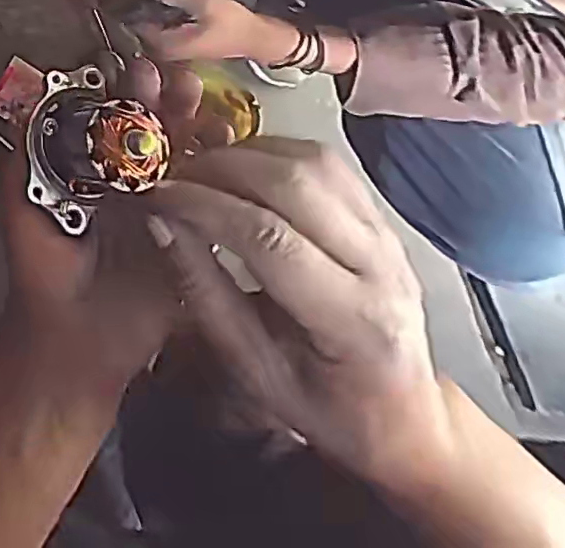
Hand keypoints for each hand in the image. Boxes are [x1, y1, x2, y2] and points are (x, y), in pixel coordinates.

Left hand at [0, 56, 190, 387]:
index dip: (123, 90)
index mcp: (94, 164)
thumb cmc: (43, 267)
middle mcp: (132, 175)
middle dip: (160, 96)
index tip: (131, 70)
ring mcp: (167, 200)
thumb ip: (26, 155)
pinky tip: (224, 139)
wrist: (74, 335)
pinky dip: (222, 164)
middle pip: (153, 125)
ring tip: (194, 96)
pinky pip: (212, 194)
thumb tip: (37, 98)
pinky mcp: (193, 230)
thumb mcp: (22, 204)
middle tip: (164, 78)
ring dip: (192, 119)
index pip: (114, 115)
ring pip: (184, 149)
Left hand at [125, 0, 296, 63]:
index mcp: (161, 44)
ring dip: (143, 4)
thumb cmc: (232, 22)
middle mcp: (159, 50)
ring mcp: (167, 48)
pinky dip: (155, 9)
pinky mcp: (175, 41)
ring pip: (145, 22)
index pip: (127, 21)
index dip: (123, 0)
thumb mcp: (202, 2)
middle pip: (134, 22)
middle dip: (132, 1)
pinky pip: (156, 23)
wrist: (255, 38)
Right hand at [144, 139, 454, 487]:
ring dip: (247, 153)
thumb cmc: (324, 405)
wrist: (405, 412)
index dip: (205, 207)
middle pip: (295, 183)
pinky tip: (241, 168)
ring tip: (202, 171)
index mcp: (354, 321)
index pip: (269, 239)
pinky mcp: (380, 214)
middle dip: (222, 168)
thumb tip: (160, 221)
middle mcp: (381, 265)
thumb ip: (204, 291)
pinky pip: (324, 161)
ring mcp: (387, 233)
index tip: (159, 196)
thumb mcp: (252, 368)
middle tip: (175, 177)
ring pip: (312, 160)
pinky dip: (272, 151)